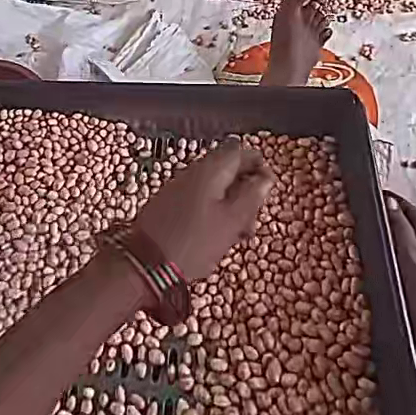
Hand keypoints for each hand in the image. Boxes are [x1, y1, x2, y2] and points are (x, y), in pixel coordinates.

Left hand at [132, 137, 274, 277]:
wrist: (146, 263)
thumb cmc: (194, 242)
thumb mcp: (231, 221)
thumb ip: (251, 196)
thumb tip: (265, 178)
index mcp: (210, 169)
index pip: (240, 151)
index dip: (259, 165)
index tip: (268, 187)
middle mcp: (193, 171)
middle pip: (227, 169)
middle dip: (245, 190)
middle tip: (253, 219)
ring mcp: (179, 186)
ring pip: (214, 186)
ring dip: (231, 204)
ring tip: (239, 233)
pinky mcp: (169, 203)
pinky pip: (199, 198)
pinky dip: (213, 211)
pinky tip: (217, 234)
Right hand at [387, 195, 415, 337]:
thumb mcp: (409, 262)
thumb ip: (400, 232)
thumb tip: (389, 203)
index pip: (409, 214)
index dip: (391, 202)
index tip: (373, 193)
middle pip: (413, 227)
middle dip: (395, 213)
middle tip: (372, 206)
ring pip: (411, 244)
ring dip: (394, 233)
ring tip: (373, 230)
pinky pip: (408, 263)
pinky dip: (394, 255)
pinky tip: (381, 262)